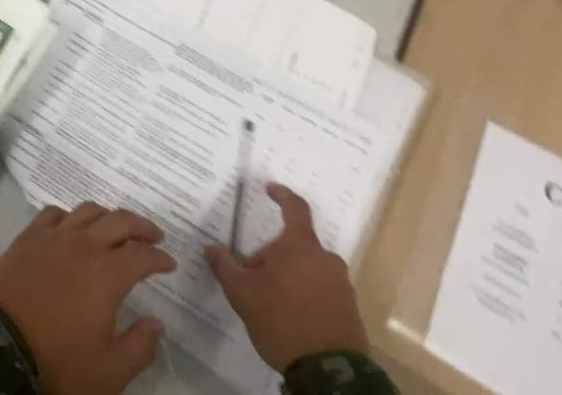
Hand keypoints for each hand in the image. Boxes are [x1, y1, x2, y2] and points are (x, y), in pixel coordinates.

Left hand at [0, 203, 177, 394]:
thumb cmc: (57, 361)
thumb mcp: (109, 370)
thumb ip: (140, 346)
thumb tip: (156, 323)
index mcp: (107, 274)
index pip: (143, 256)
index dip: (160, 258)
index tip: (169, 264)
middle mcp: (82, 246)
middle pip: (118, 220)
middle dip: (141, 226)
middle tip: (153, 235)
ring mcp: (52, 238)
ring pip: (86, 210)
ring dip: (107, 216)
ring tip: (115, 228)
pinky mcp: (27, 238)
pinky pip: (53, 213)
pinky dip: (70, 216)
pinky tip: (72, 227)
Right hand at [205, 184, 369, 371]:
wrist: (329, 371)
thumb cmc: (281, 320)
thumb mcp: (242, 293)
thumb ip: (225, 265)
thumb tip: (212, 247)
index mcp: (300, 247)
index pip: (295, 208)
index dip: (282, 195)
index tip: (270, 189)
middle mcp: (326, 260)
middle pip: (295, 245)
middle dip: (272, 255)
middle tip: (252, 277)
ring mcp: (341, 285)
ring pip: (308, 268)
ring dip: (288, 275)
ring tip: (269, 301)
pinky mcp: (349, 309)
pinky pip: (321, 289)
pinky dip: (304, 293)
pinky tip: (289, 317)